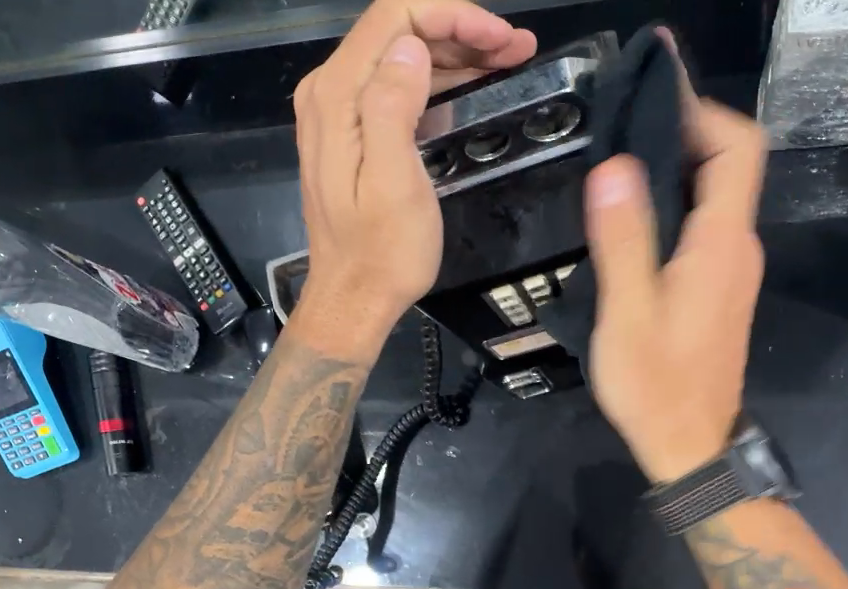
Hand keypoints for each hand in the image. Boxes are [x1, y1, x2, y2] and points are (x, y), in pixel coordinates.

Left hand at [288, 0, 536, 358]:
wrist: (353, 300)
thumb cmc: (382, 254)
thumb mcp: (394, 185)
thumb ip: (393, 108)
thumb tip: (411, 50)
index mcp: (338, 97)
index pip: (395, 17)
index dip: (454, 15)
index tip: (503, 39)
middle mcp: (329, 92)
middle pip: (398, 30)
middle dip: (460, 29)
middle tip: (518, 48)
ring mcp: (337, 113)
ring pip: (399, 56)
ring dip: (454, 52)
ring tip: (508, 59)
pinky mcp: (351, 134)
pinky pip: (395, 87)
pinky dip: (436, 80)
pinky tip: (470, 85)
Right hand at [584, 97, 767, 483]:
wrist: (691, 448)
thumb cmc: (656, 388)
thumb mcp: (627, 315)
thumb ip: (623, 241)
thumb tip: (616, 167)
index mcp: (721, 245)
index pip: (737, 148)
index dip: (700, 114)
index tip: (648, 111)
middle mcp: (738, 250)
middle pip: (727, 168)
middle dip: (680, 138)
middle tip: (618, 137)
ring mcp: (732, 273)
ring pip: (713, 201)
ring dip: (673, 176)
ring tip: (616, 177)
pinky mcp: (719, 293)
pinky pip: (703, 232)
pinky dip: (675, 212)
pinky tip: (632, 229)